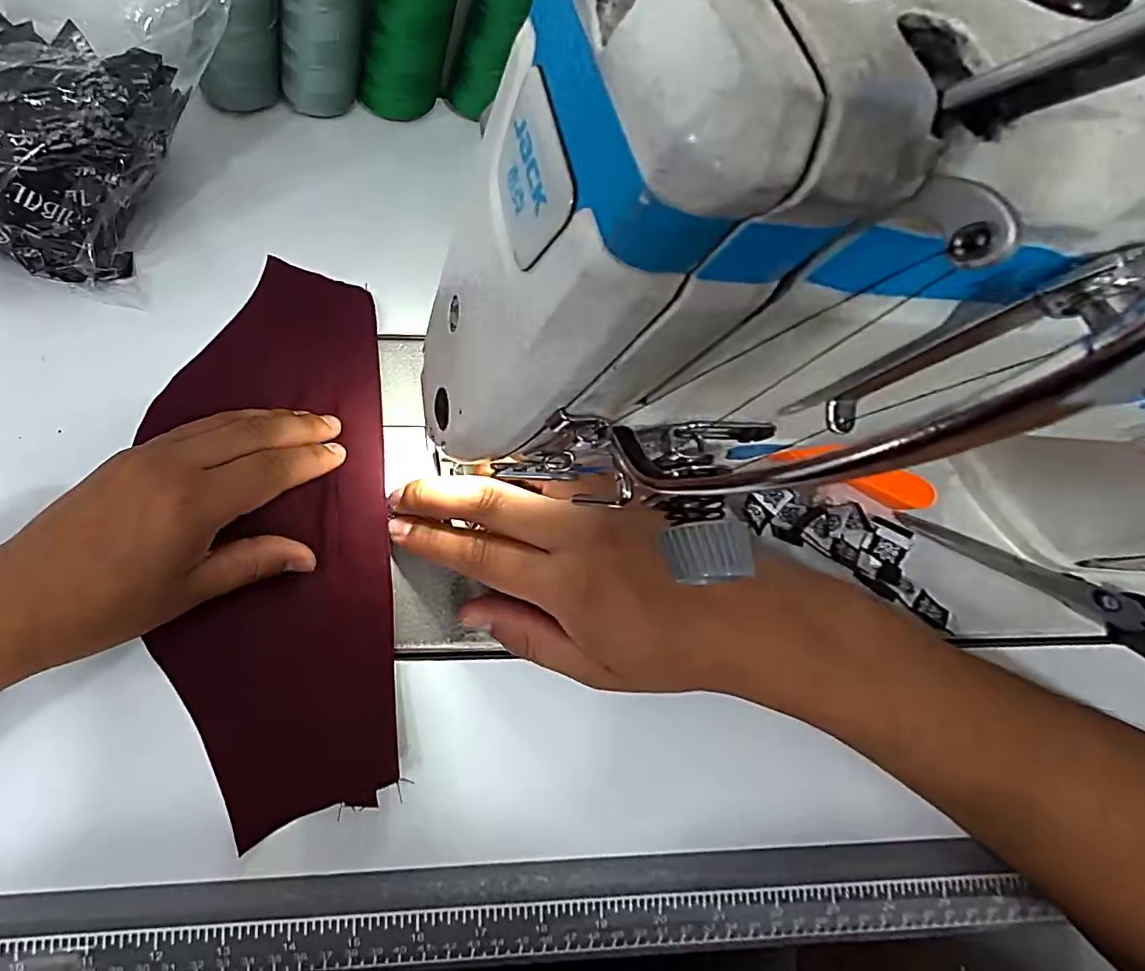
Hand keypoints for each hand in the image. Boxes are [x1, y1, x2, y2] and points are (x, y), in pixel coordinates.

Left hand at [0, 410, 347, 709]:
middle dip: (295, 425)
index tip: (338, 452)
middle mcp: (173, 465)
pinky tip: (242, 428)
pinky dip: (228, 422)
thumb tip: (305, 555)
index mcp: (193, 503)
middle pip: (248, 432)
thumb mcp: (187, 592)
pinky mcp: (128, 455)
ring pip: (219, 422)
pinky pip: (192, 427)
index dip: (307, 459)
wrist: (22, 596)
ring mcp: (146, 454)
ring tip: (298, 419)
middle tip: (330, 423)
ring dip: (263, 417)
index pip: (267, 468)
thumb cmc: (106, 606)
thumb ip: (250, 563)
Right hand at [388, 476, 907, 701]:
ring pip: (518, 480)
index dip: (430, 539)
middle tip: (400, 491)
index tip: (398, 529)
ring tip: (438, 485)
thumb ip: (524, 634)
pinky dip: (516, 480)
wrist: (746, 614)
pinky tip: (500, 485)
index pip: (477, 553)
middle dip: (434, 493)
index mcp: (563, 583)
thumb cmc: (672, 649)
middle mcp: (574, 535)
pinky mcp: (615, 493)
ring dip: (473, 480)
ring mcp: (596, 507)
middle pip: (488, 501)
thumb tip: (475, 609)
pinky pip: (551, 480)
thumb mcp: (591, 665)